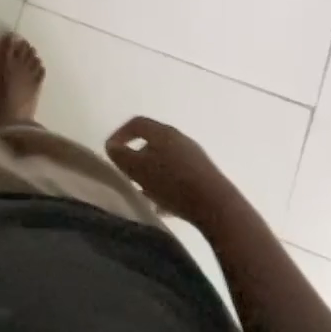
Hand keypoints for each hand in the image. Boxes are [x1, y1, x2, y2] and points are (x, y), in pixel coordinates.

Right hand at [105, 116, 240, 225]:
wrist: (219, 208)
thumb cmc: (172, 183)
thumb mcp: (138, 169)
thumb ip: (120, 156)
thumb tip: (112, 146)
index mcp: (162, 132)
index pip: (136, 123)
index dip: (120, 134)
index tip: (111, 150)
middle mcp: (180, 139)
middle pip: (153, 142)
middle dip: (137, 157)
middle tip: (128, 173)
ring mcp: (196, 157)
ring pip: (167, 160)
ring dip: (153, 173)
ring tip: (144, 193)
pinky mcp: (207, 176)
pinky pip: (181, 175)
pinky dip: (168, 185)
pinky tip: (164, 206)